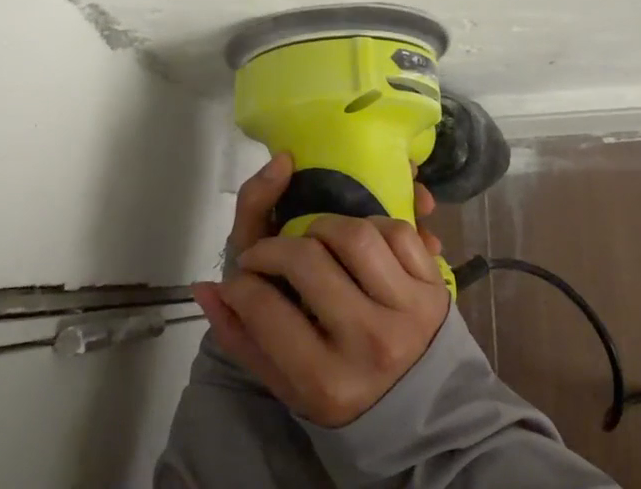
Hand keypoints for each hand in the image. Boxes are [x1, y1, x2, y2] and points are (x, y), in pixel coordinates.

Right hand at [195, 152, 450, 426]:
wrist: (424, 416)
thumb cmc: (345, 399)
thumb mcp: (289, 387)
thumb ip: (243, 338)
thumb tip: (205, 288)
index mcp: (327, 380)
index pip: (265, 307)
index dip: (241, 283)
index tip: (240, 278)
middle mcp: (370, 341)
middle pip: (307, 260)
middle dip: (273, 247)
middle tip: (265, 253)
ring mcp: (409, 309)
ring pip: (355, 234)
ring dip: (322, 226)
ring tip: (309, 240)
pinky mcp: (434, 285)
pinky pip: (398, 231)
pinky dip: (370, 225)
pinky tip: (353, 242)